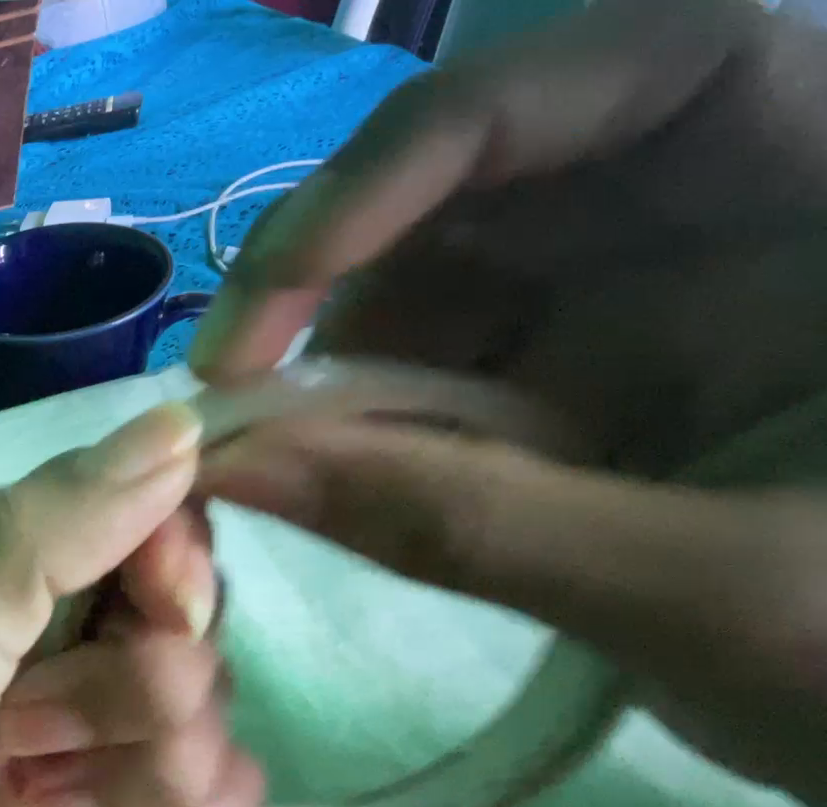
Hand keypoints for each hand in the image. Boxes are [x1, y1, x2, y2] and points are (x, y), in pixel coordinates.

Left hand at [0, 404, 261, 806]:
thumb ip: (11, 555)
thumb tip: (166, 426)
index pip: (86, 511)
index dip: (147, 534)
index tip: (169, 593)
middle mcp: (11, 663)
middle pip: (151, 595)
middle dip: (149, 661)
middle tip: (103, 726)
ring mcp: (70, 747)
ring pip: (190, 684)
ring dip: (158, 751)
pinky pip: (210, 767)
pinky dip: (193, 803)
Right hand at [188, 0, 826, 806]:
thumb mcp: (715, 597)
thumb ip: (463, 522)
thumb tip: (230, 471)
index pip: (616, 74)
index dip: (421, 152)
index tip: (289, 278)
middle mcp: (712, 220)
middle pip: (468, 179)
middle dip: (324, 271)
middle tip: (225, 385)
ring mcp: (627, 303)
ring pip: (421, 280)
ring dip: (327, 362)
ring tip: (273, 461)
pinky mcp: (564, 381)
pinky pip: (422, 367)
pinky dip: (353, 418)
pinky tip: (323, 478)